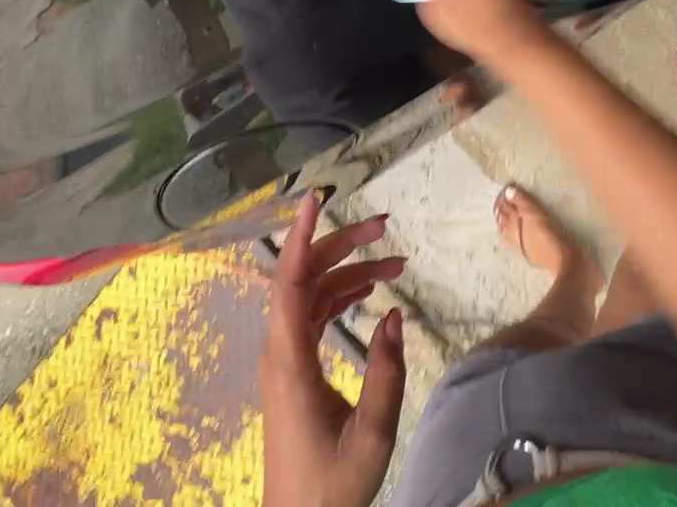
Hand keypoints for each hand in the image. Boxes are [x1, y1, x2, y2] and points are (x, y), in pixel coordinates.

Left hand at [260, 193, 407, 506]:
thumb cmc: (332, 487)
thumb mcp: (372, 435)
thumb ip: (385, 374)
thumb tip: (393, 315)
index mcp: (290, 360)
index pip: (290, 281)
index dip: (301, 236)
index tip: (315, 198)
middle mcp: (281, 349)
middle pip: (304, 277)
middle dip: (341, 245)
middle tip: (385, 227)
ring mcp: (286, 358)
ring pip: (312, 294)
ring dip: (349, 272)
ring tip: (395, 262)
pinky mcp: (295, 369)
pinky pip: (314, 316)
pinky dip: (341, 296)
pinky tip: (369, 291)